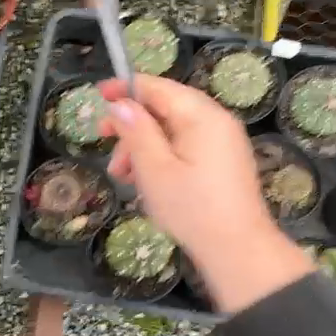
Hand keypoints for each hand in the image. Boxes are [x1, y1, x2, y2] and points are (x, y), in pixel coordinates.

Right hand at [99, 75, 313, 313]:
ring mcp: (221, 142)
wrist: (236, 247)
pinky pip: (184, 145)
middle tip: (103, 141)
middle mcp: (216, 121)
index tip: (99, 93)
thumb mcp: (154, 168)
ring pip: (172, 129)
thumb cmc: (191, 207)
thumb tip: (121, 104)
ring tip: (123, 175)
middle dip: (132, 124)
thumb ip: (136, 131)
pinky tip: (145, 180)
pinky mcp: (221, 161)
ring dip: (142, 145)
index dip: (126, 88)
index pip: (159, 88)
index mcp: (201, 117)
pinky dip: (160, 156)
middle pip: (165, 107)